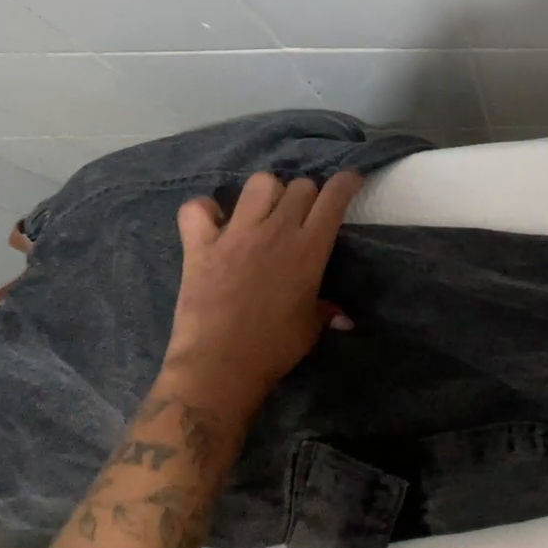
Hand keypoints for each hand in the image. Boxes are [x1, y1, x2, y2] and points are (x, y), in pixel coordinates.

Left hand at [165, 170, 363, 418]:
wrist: (219, 366)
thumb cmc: (274, 347)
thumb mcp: (311, 327)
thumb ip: (328, 310)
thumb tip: (346, 318)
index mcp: (310, 248)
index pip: (334, 196)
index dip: (346, 182)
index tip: (350, 182)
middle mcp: (276, 230)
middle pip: (299, 186)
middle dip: (307, 194)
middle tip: (303, 214)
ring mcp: (236, 234)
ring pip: (259, 184)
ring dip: (266, 193)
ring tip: (263, 212)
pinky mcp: (199, 245)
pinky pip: (197, 208)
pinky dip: (205, 210)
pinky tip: (212, 223)